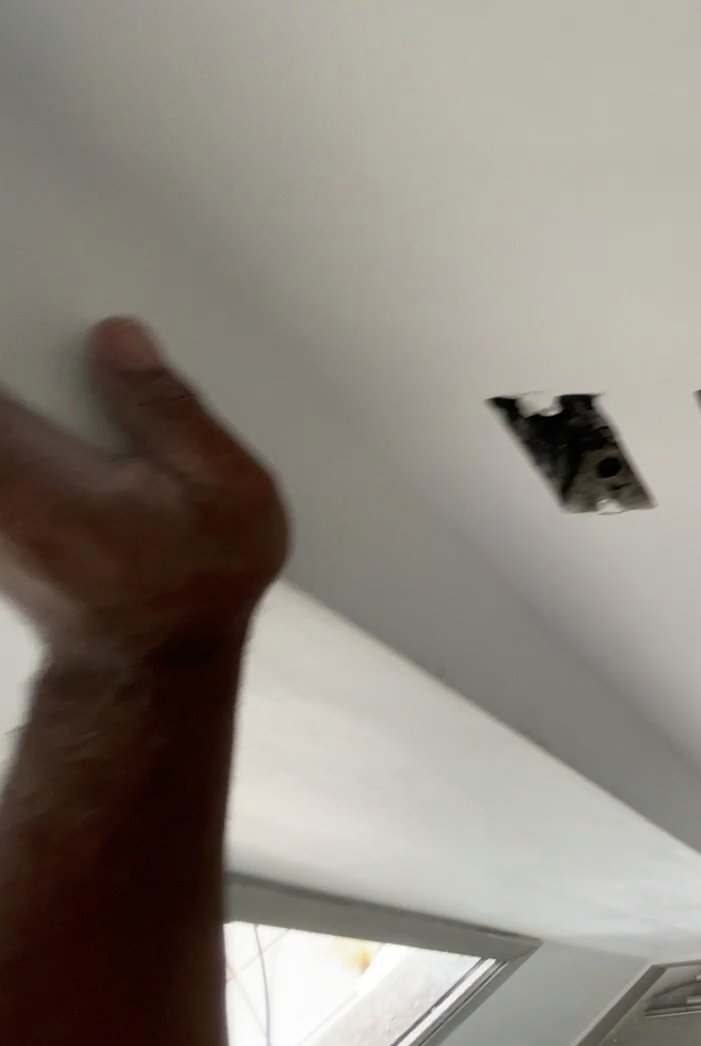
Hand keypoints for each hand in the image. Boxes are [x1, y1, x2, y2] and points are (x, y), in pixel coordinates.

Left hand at [0, 318, 287, 658]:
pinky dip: (16, 421)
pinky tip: (46, 416)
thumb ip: (171, 410)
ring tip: (63, 368)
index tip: (8, 287)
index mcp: (24, 458)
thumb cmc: (199, 573)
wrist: (156, 650)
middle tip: (28, 311)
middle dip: (4, 351)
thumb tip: (119, 339)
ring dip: (8, 391)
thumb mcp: (225, 488)